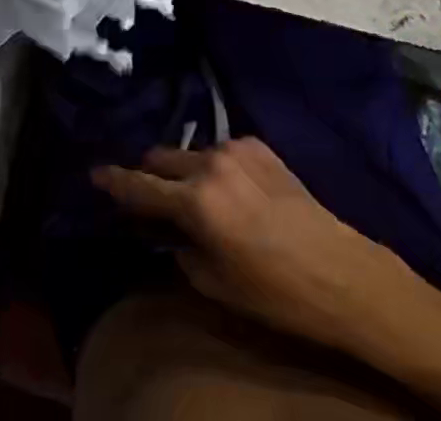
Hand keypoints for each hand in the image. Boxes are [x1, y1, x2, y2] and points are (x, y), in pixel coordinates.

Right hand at [92, 138, 411, 355]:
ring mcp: (237, 149)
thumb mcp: (214, 283)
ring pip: (189, 152)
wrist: (346, 274)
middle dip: (147, 174)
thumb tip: (166, 231)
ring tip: (192, 195)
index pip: (138, 185)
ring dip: (182, 171)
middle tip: (145, 195)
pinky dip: (212, 166)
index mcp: (195, 202)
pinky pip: (220, 151)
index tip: (94, 174)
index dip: (112, 181)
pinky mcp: (261, 146)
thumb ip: (179, 248)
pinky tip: (227, 188)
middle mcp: (210, 164)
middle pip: (159, 158)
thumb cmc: (277, 293)